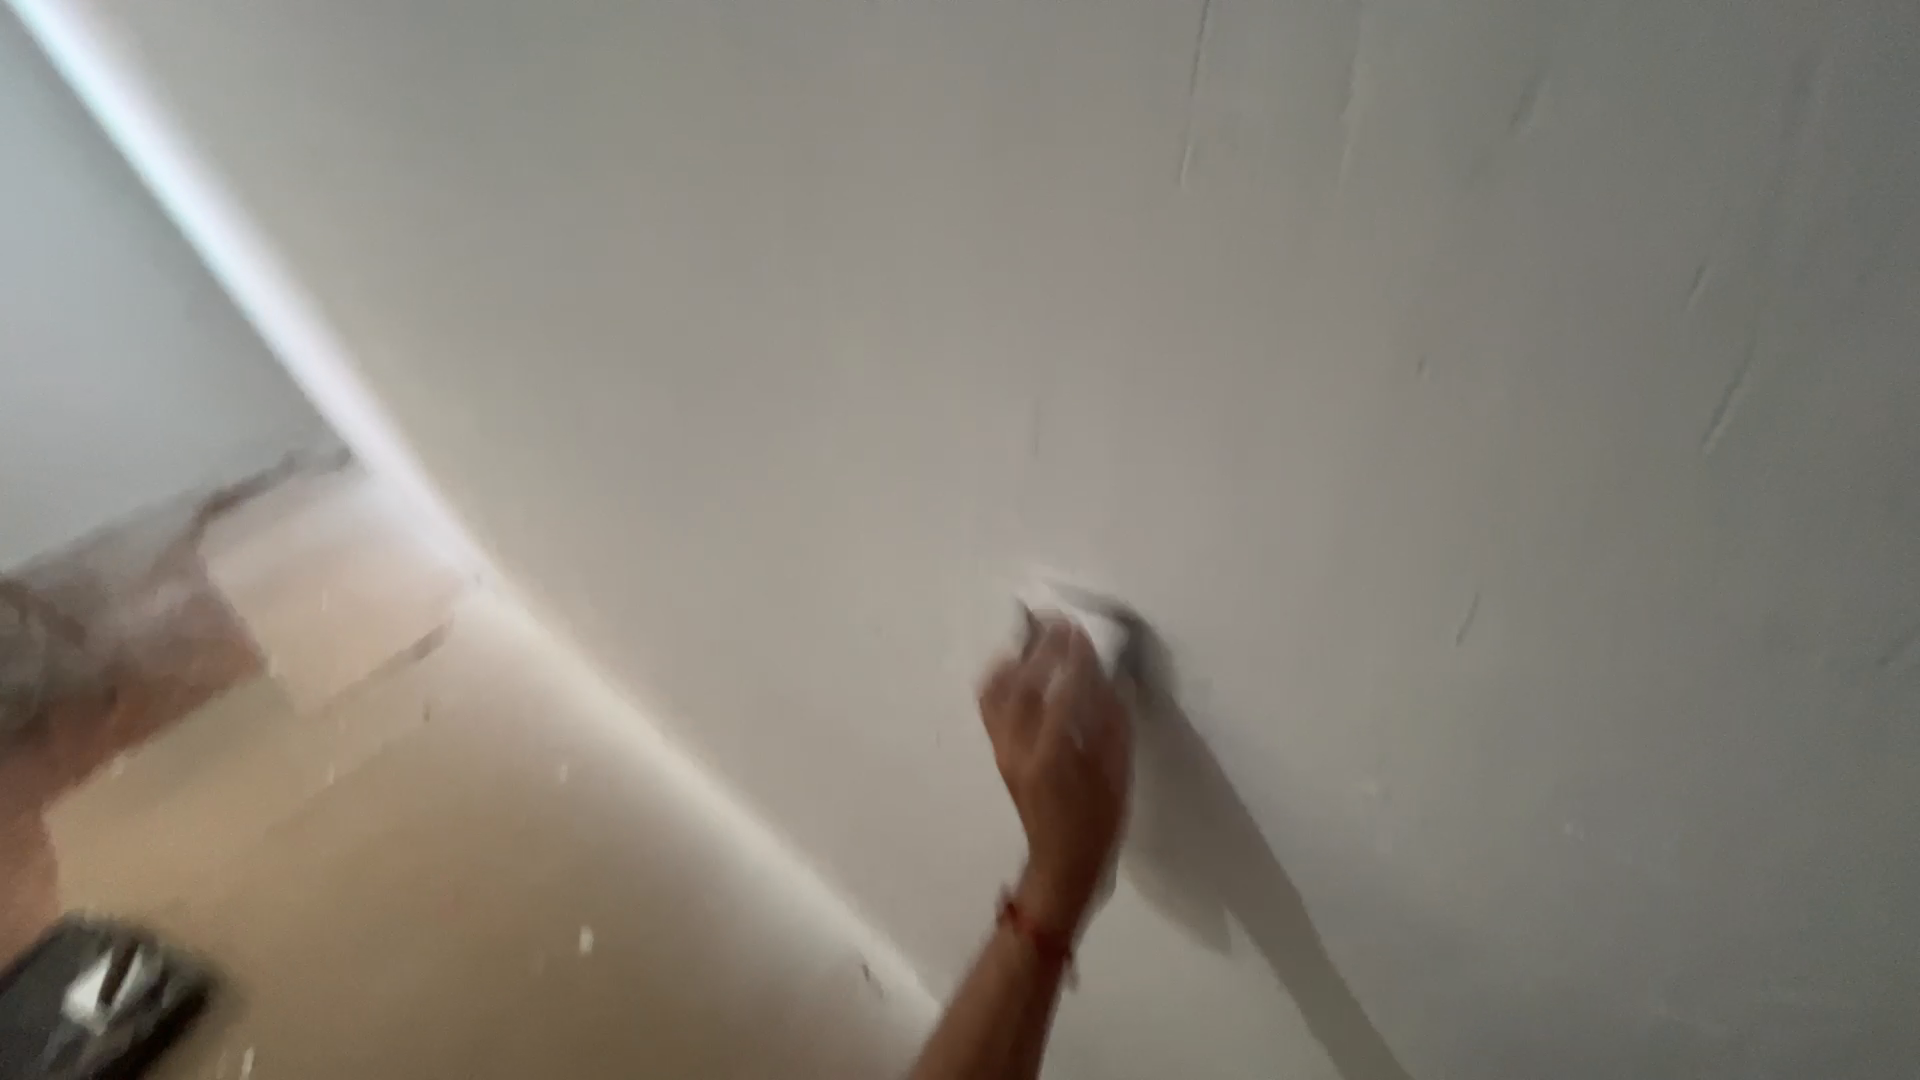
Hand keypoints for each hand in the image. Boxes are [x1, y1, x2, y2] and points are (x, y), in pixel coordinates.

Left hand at [978, 618, 1132, 934]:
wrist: (1060, 861)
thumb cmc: (1097, 822)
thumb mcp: (1116, 775)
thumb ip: (1111, 724)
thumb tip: (1108, 677)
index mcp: (1053, 757)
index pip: (1061, 695)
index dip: (1073, 661)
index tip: (1082, 633)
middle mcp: (1019, 749)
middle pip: (1022, 686)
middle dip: (1042, 650)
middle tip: (1059, 625)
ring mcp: (1002, 749)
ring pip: (997, 691)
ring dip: (1016, 659)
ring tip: (1035, 636)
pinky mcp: (997, 750)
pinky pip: (989, 705)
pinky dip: (999, 678)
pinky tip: (1015, 664)